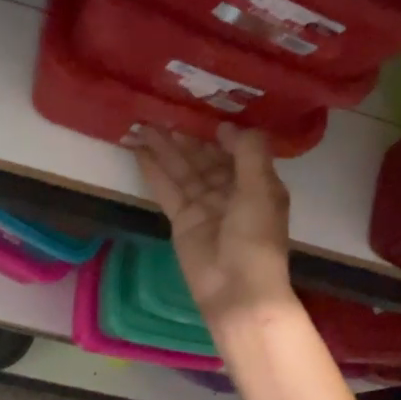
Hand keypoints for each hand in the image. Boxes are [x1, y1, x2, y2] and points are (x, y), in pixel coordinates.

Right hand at [134, 124, 298, 329]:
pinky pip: (167, 190)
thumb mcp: (260, 190)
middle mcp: (230, 191)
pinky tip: (140, 151)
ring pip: (182, 170)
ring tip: (143, 125)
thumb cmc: (256, 240)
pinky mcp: (182, 221)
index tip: (199, 109)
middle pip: (204, 158)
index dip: (218, 131)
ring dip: (164, 149)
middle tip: (160, 111)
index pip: (235, 150)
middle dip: (184, 137)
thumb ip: (249, 154)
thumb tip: (227, 127)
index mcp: (257, 184)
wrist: (237, 289)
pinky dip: (154, 171)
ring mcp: (204, 206)